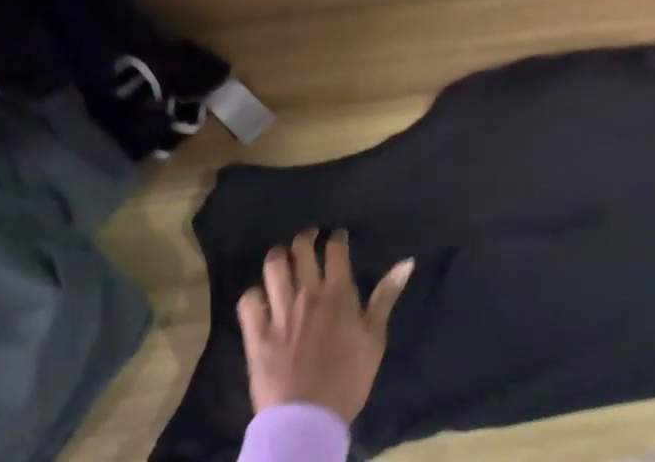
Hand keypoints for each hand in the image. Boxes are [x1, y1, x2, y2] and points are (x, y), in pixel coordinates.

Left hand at [238, 229, 414, 423]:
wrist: (308, 418)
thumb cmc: (349, 379)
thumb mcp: (375, 338)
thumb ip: (386, 297)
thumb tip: (406, 262)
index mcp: (338, 294)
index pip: (335, 251)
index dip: (336, 238)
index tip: (338, 236)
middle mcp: (307, 294)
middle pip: (300, 250)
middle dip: (305, 237)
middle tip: (310, 237)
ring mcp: (278, 312)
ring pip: (273, 267)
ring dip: (278, 256)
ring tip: (283, 257)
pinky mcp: (256, 333)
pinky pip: (249, 300)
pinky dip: (255, 293)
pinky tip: (261, 296)